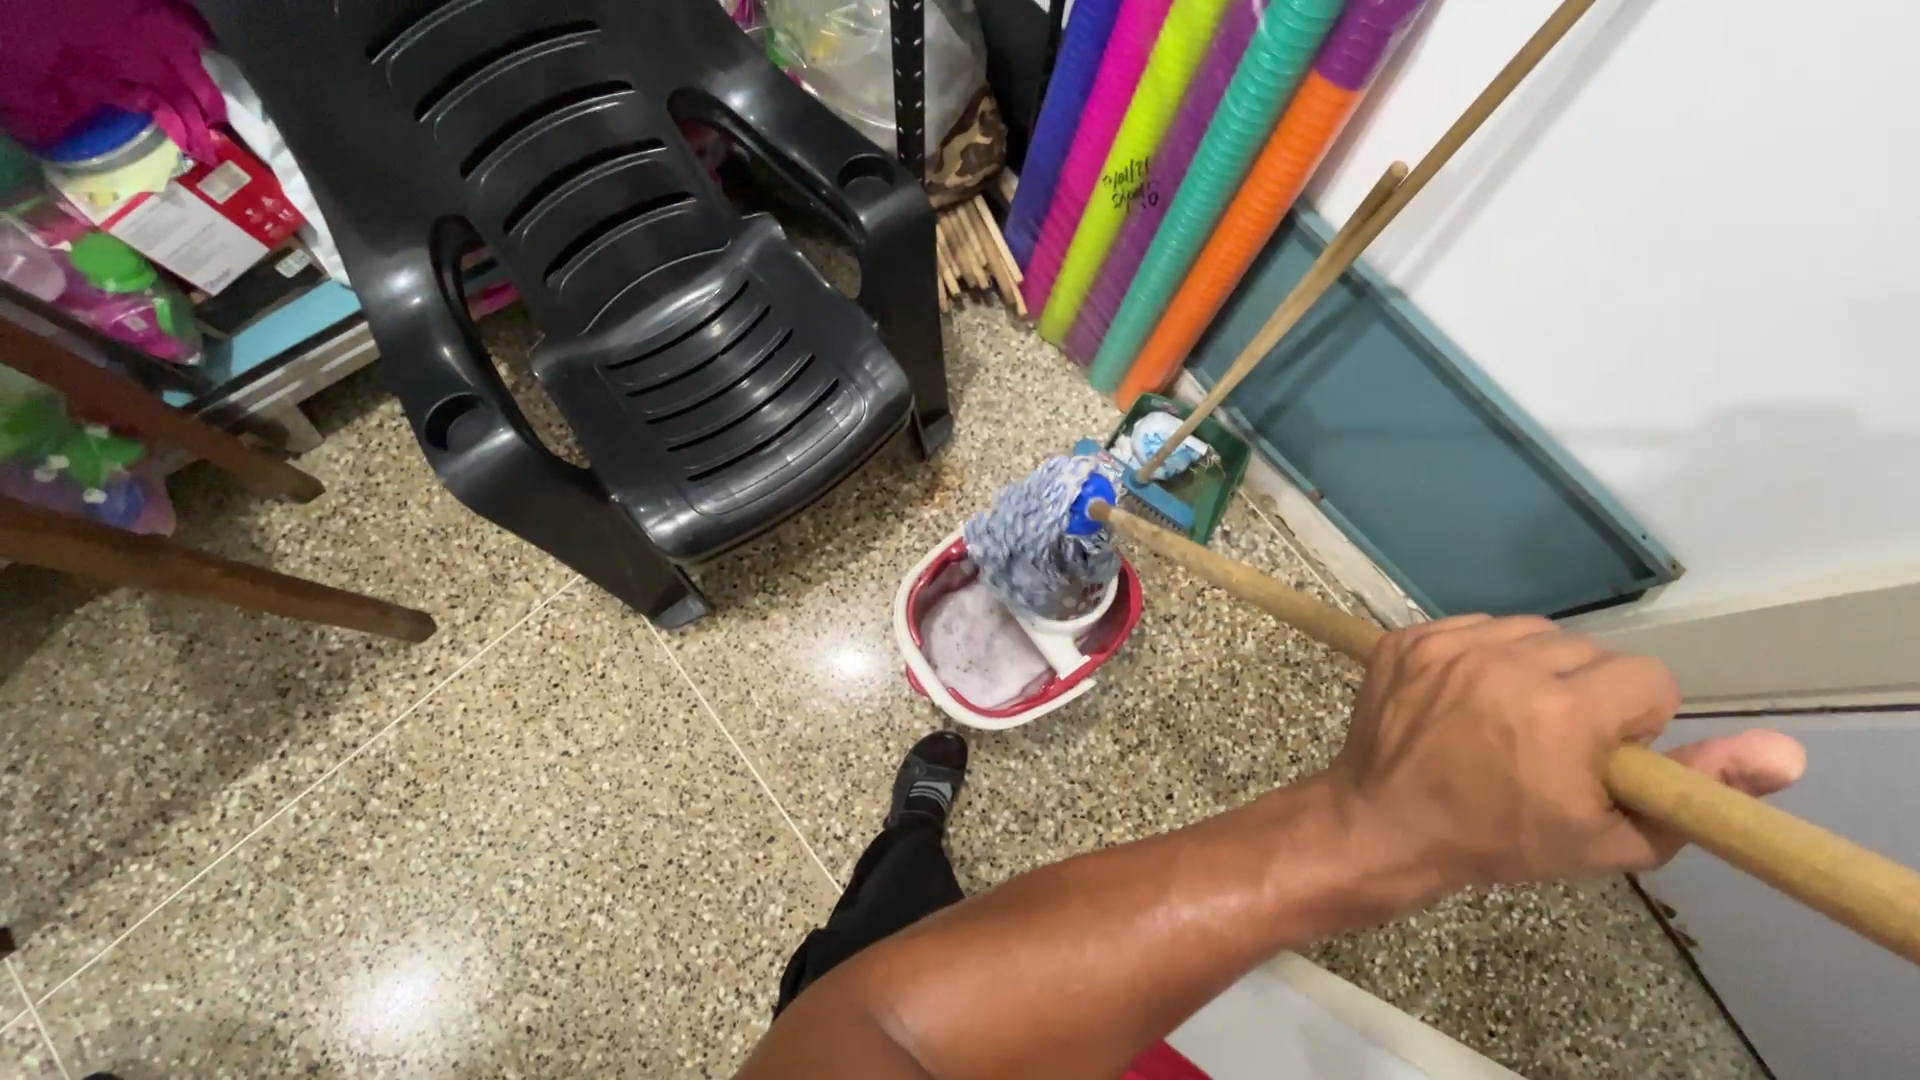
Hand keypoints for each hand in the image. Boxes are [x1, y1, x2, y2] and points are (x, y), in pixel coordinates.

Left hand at [1325, 615, 1805, 890]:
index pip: (1649, 677)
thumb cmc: (1500, 838)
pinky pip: (1470, 626)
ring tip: (1506, 712)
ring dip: (1533, 665)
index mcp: (1564, 711)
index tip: (1602, 748)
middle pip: (1589, 650)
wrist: (1385, 822)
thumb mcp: (1612, 836)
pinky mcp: (1404, 639)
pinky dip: (1479, 653)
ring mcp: (1445, 646)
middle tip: (1550, 735)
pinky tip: (1463, 695)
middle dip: (1587, 690)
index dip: (1636, 717)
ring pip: (1528, 631)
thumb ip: (1697, 789)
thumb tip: (1785, 751)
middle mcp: (1504, 663)